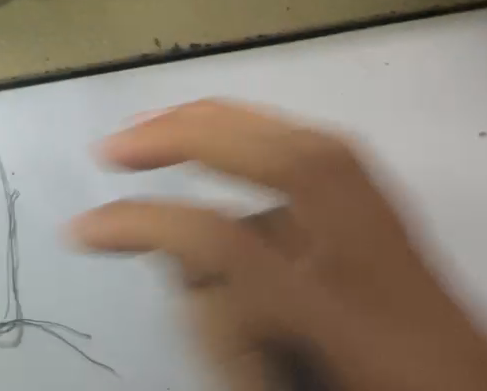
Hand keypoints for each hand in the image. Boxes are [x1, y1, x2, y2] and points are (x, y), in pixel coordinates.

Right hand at [69, 100, 486, 390]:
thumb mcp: (283, 383)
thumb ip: (221, 326)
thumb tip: (167, 255)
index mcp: (361, 322)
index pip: (235, 245)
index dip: (145, 222)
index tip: (81, 228)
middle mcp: (391, 270)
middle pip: (294, 166)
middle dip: (189, 137)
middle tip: (111, 149)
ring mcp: (405, 246)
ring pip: (319, 147)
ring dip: (221, 122)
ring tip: (150, 125)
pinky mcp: (398, 233)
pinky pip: (329, 157)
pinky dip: (263, 133)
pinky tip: (219, 138)